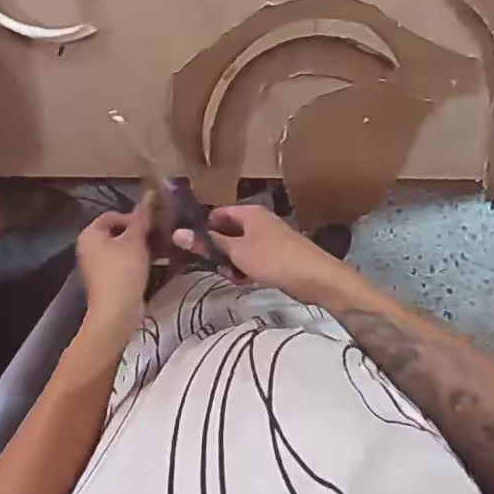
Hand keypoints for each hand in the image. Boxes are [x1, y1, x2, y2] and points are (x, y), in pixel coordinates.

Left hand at [76, 199, 152, 335]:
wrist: (116, 310)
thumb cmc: (123, 270)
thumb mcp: (135, 241)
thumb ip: (141, 219)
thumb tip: (148, 197)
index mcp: (89, 234)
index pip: (112, 215)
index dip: (132, 217)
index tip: (150, 225)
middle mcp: (88, 248)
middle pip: (116, 232)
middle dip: (137, 233)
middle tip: (156, 236)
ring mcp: (95, 266)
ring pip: (120, 249)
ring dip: (138, 248)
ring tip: (158, 249)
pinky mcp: (105, 280)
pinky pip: (120, 264)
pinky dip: (134, 262)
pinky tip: (151, 264)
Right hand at [174, 204, 367, 306]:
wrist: (317, 278)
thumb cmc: (273, 259)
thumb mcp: (235, 252)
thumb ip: (207, 243)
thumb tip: (177, 233)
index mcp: (249, 213)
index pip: (217, 214)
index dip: (203, 228)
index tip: (192, 245)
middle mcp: (259, 221)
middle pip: (227, 232)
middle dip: (218, 250)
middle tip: (215, 265)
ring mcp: (269, 239)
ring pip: (238, 249)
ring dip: (232, 263)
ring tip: (234, 276)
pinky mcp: (276, 256)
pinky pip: (252, 260)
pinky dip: (246, 269)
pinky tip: (247, 281)